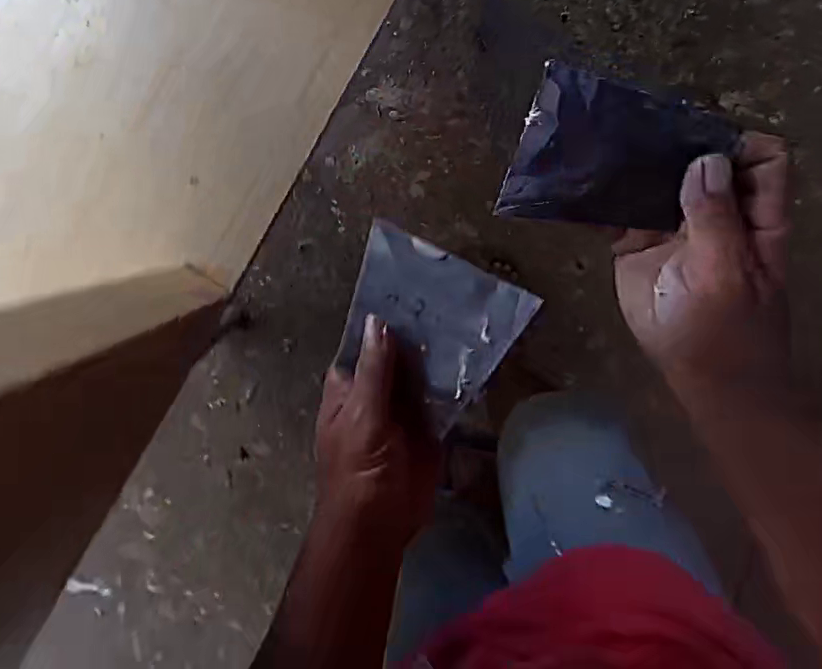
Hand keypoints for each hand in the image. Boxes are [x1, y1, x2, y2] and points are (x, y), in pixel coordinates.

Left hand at [315, 315, 441, 548]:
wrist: (378, 526)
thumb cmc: (357, 467)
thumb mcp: (362, 413)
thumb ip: (373, 370)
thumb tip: (377, 322)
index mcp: (349, 383)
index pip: (365, 343)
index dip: (383, 322)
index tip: (409, 294)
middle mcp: (375, 391)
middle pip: (396, 357)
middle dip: (416, 336)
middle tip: (446, 302)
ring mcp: (402, 410)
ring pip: (420, 376)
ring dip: (437, 358)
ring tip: (464, 322)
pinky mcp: (427, 430)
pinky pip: (440, 401)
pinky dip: (453, 386)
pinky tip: (472, 362)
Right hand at [612, 133, 792, 393]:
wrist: (702, 377)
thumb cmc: (727, 329)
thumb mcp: (727, 272)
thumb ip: (715, 218)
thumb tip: (705, 159)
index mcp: (753, 217)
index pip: (759, 161)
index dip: (733, 140)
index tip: (688, 130)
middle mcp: (712, 213)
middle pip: (696, 163)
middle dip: (667, 143)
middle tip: (625, 123)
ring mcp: (670, 228)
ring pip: (651, 184)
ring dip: (625, 167)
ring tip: (588, 144)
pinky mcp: (634, 244)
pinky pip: (613, 214)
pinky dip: (592, 201)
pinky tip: (567, 187)